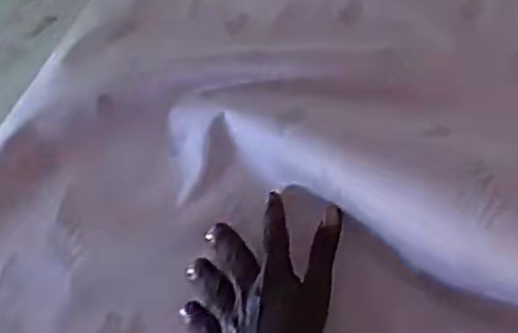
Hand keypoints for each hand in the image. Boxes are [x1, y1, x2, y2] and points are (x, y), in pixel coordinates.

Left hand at [182, 192, 343, 332]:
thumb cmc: (299, 330)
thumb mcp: (318, 291)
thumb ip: (323, 252)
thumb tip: (330, 211)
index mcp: (273, 276)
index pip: (275, 238)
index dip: (274, 217)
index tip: (271, 197)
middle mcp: (248, 291)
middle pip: (236, 262)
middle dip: (226, 244)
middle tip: (213, 229)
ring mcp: (230, 318)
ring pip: (216, 292)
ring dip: (206, 277)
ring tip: (194, 265)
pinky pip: (204, 327)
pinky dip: (195, 317)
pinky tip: (186, 310)